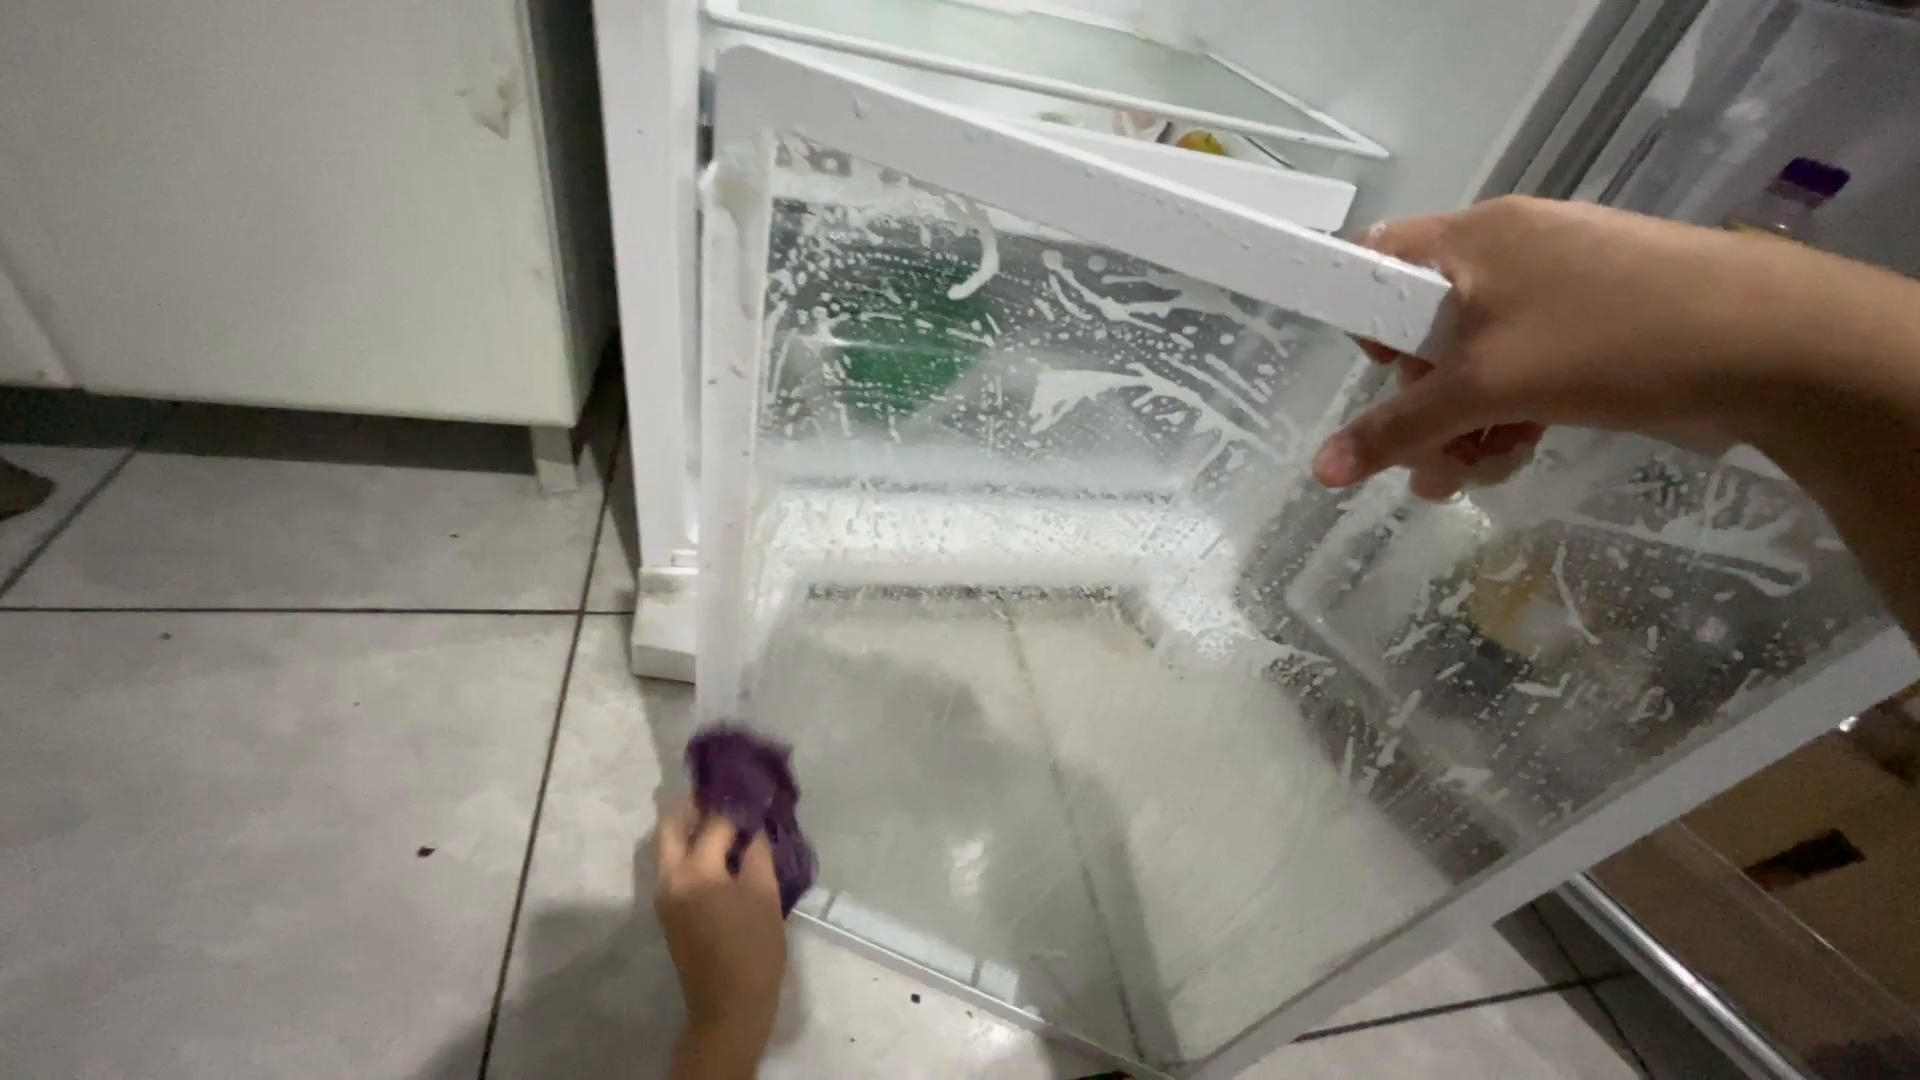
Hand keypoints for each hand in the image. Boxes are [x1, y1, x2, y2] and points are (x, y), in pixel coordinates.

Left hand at [656, 802, 786, 1076]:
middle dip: (695, 805)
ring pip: (668, 845)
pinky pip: (674, 864)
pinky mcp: (668, 909)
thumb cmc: (753, 949)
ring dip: (691, 826)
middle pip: (671, 826)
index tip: (752, 785)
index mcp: (695, 872)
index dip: (735, 802)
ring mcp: (664, 895)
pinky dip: (691, 848)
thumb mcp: (765, 894)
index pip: (713, 822)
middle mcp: (670, 878)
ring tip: (727, 816)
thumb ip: (757, 853)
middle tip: (726, 793)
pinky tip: (721, 847)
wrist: (728, 1006)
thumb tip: (753, 826)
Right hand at [1311, 196, 1842, 497]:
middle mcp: (1505, 254)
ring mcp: (1550, 290)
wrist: (1784, 348)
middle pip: (1420, 331)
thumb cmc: (1609, 340)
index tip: (1384, 370)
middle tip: (1432, 455)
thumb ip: (1395, 429)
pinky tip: (1514, 453)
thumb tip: (1321, 471)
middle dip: (1420, 406)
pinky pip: (1514, 370)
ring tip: (1476, 471)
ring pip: (1469, 363)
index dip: (1364, 317)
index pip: (1376, 258)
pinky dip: (1503, 416)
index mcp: (1472, 238)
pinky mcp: (1585, 326)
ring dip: (1460, 426)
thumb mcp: (1485, 388)